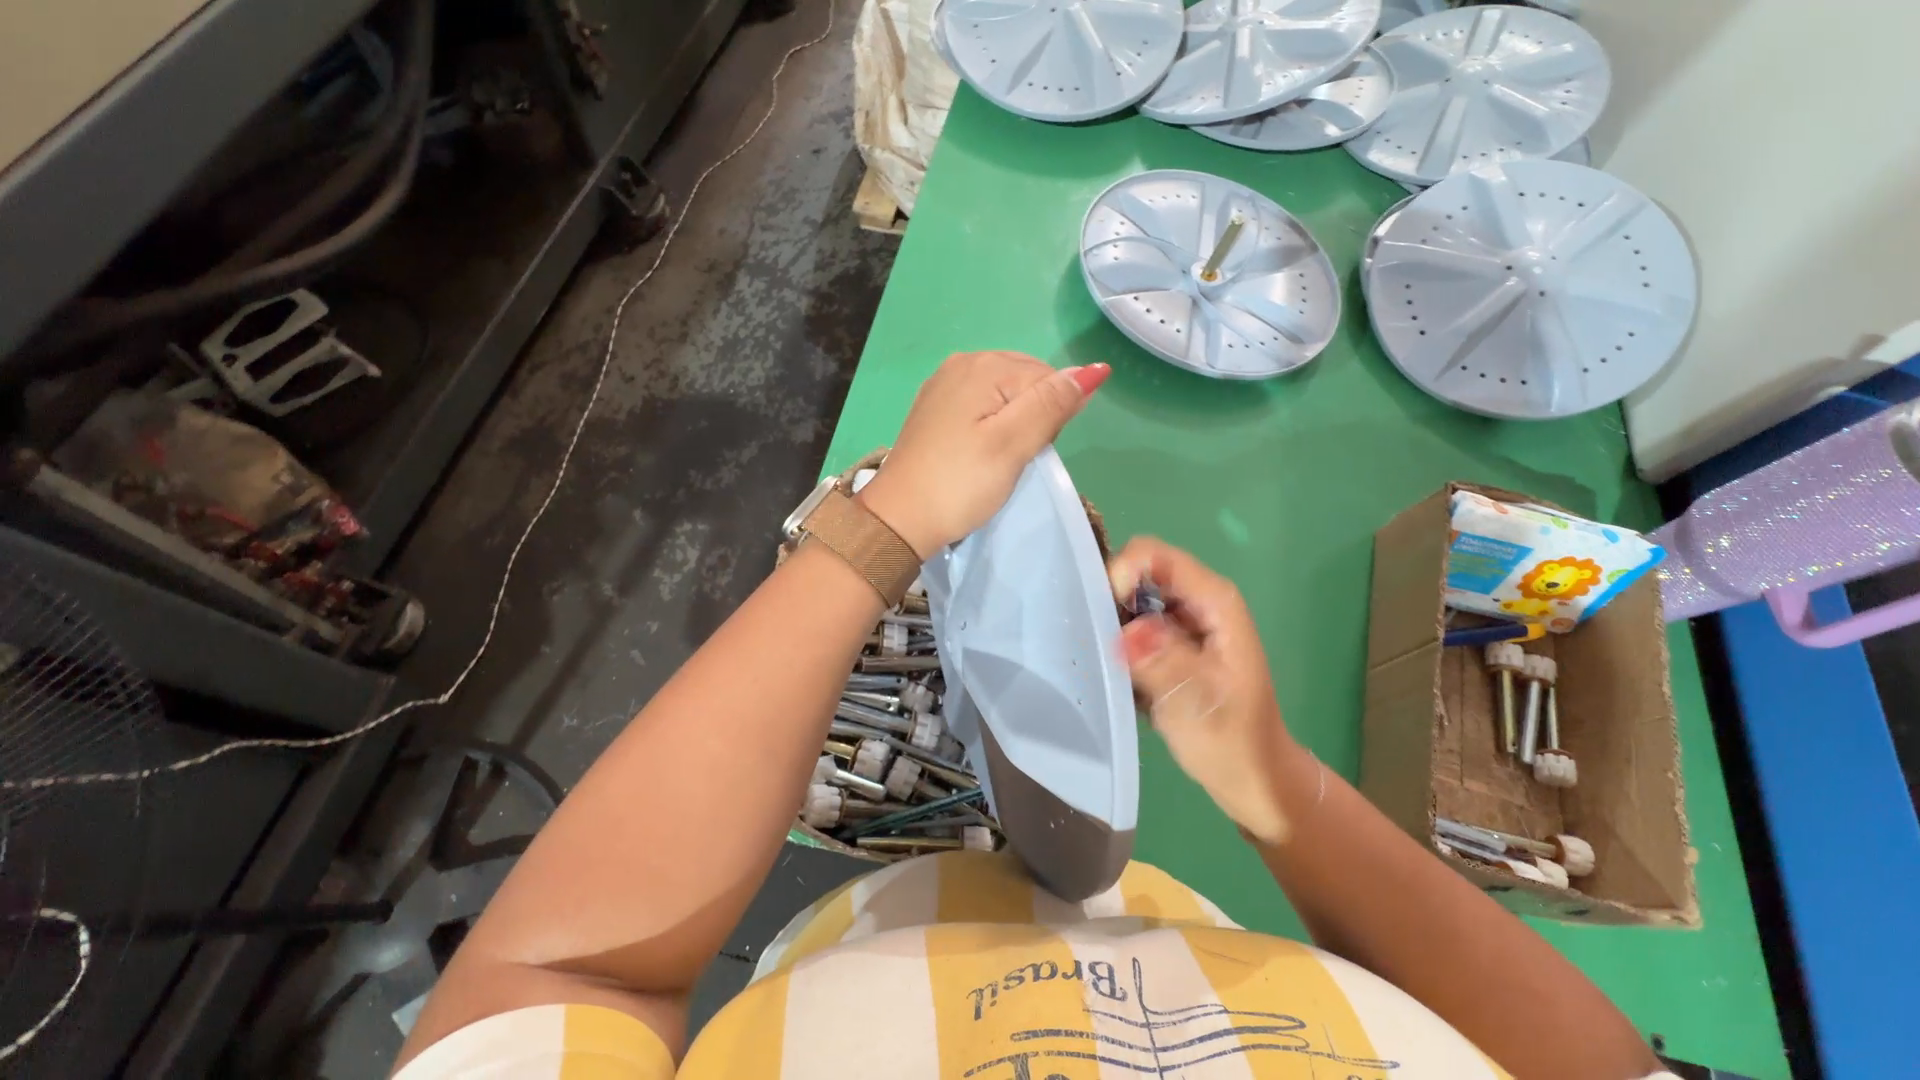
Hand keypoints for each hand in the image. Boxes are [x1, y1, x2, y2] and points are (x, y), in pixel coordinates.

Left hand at [858, 351, 1108, 557]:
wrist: (899, 519)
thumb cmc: (961, 483)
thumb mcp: (1013, 444)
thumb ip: (1053, 403)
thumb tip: (1095, 368)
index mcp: (984, 365)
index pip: (1048, 378)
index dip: (1051, 417)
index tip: (1031, 452)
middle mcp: (963, 363)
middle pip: (1026, 381)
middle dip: (1034, 416)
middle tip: (1016, 459)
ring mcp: (944, 385)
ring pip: (1005, 395)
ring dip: (1014, 423)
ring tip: (999, 460)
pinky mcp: (934, 409)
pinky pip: (981, 406)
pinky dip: (991, 426)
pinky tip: (981, 453)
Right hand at [1107, 537, 1317, 844]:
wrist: (1253, 780)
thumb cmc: (1233, 743)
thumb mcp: (1197, 705)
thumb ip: (1165, 663)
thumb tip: (1128, 630)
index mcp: (1214, 602)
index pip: (1154, 556)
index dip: (1121, 575)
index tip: (1101, 618)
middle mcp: (1198, 601)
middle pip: (1139, 571)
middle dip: (1111, 599)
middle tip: (1094, 643)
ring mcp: (1184, 623)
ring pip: (1132, 599)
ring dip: (1111, 624)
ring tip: (1102, 662)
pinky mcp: (1170, 644)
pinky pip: (1133, 626)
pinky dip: (1118, 643)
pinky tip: (1115, 674)